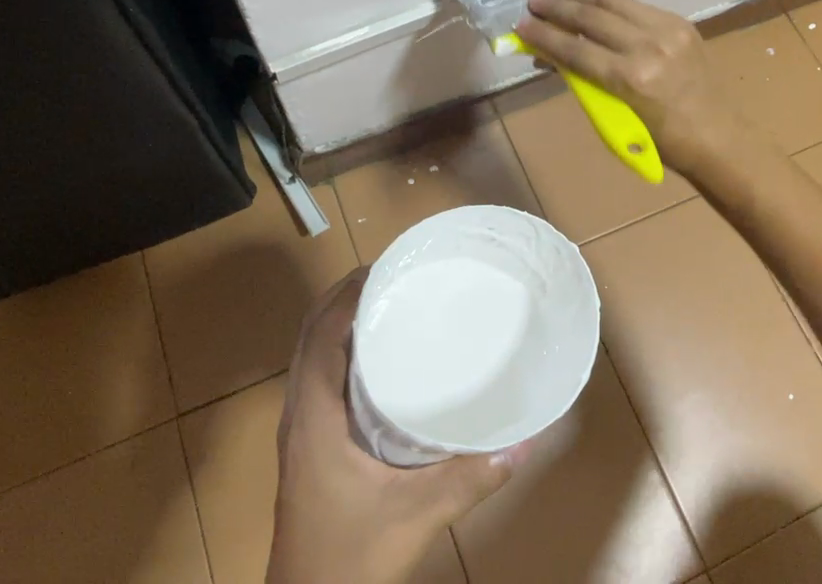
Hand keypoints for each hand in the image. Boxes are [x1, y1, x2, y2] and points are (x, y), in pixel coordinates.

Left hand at [268, 270, 523, 583]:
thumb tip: (523, 442)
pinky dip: (340, 353)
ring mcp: (299, 429)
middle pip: (311, 334)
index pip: (321, 332)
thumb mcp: (415, 515)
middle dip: (345, 298)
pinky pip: (318, 379)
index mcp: (312, 415)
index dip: (348, 293)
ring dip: (340, 323)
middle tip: (394, 276)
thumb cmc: (351, 555)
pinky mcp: (307, 446)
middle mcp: (298, 411)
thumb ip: (468, 478)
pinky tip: (378, 362)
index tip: (388, 266)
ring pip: (311, 356)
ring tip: (388, 305)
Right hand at [514, 0, 742, 173]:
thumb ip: (585, 81)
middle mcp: (649, 47)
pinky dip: (608, 2)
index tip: (521, 26)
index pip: (576, 49)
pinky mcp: (680, 23)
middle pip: (592, 18)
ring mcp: (668, 31)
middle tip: (532, 3)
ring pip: (614, 2)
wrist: (716, 137)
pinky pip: (636, 6)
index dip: (544, 36)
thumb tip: (550, 58)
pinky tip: (590, 1)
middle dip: (557, 8)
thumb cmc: (660, 142)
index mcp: (631, 78)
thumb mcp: (615, 115)